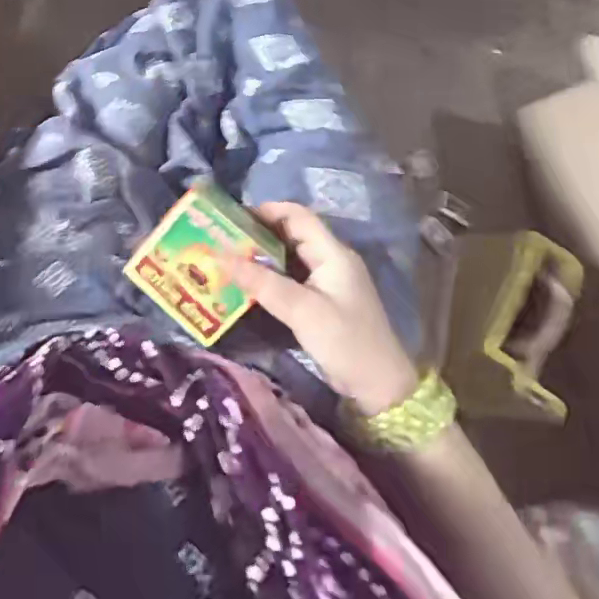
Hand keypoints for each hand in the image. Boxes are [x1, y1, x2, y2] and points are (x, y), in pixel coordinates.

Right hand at [227, 202, 418, 413]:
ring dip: (261, 256)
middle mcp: (331, 260)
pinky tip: (246, 283)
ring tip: (228, 258)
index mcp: (333, 253)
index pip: (298, 216)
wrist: (379, 388)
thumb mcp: (301, 310)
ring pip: (288, 256)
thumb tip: (219, 256)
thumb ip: (261, 282)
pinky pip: (290, 277)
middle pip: (291, 233)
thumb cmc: (345, 341)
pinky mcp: (321, 301)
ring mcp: (327, 281)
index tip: (233, 218)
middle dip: (258, 232)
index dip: (267, 210)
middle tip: (223, 238)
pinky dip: (269, 276)